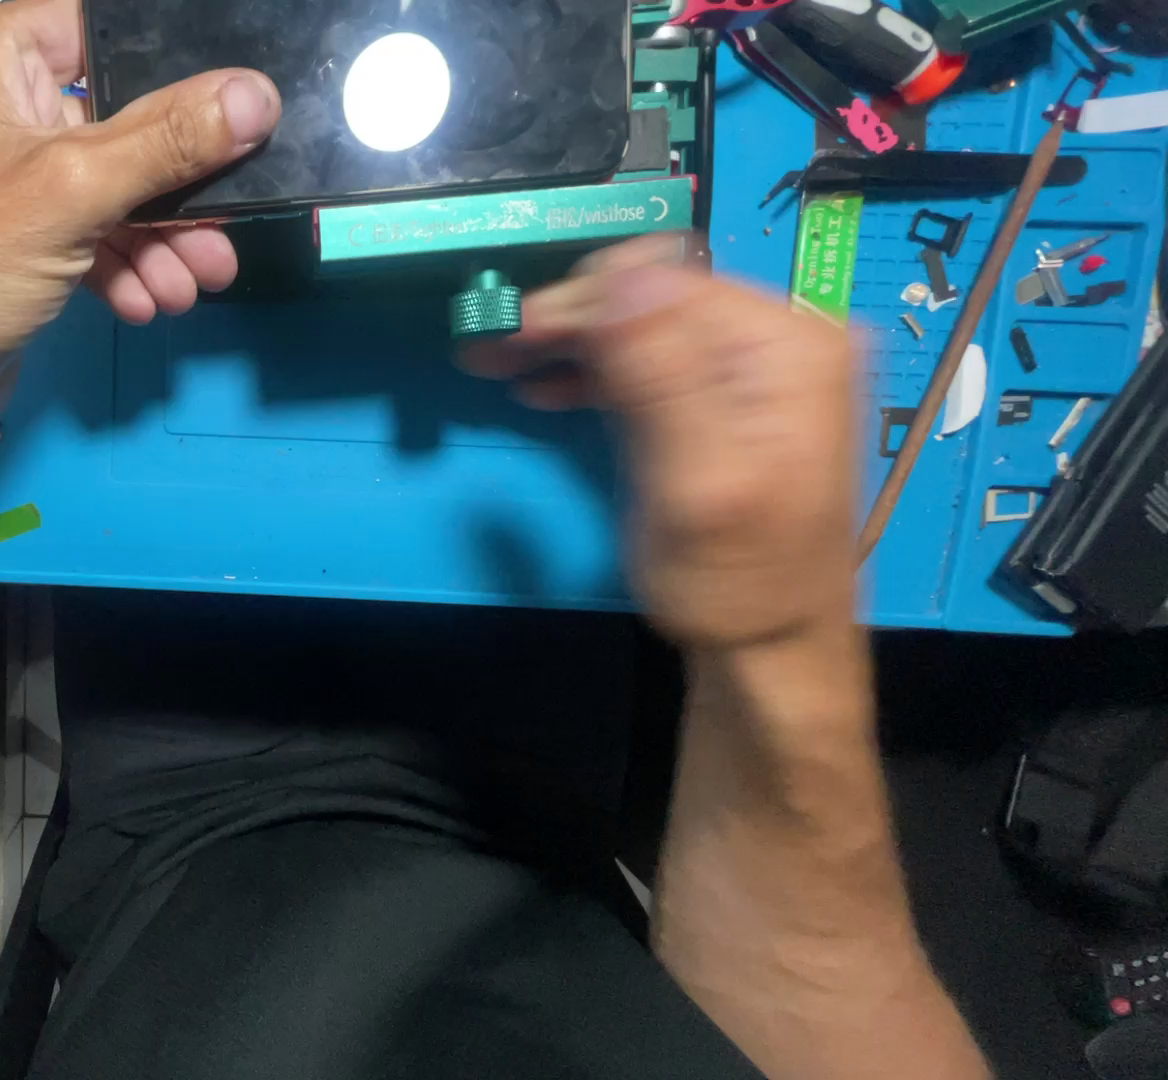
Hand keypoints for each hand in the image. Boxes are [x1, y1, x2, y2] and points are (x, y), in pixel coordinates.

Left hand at [0, 0, 279, 464]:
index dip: (169, 69)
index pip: (103, 35)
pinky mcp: (25, 245)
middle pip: (123, 128)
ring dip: (160, 245)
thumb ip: (165, 143)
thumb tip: (258, 95)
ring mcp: (16, 185)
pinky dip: (123, 271)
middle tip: (224, 236)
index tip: (231, 114)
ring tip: (192, 289)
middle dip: (178, 191)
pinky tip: (145, 305)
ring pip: (114, 196)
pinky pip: (91, 242)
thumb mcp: (69, 194)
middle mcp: (7, 114)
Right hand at [459, 236, 861, 648]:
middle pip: (648, 294)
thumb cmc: (730, 578)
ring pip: (638, 324)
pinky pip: (643, 362)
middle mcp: (772, 343)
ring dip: (564, 341)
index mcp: (781, 348)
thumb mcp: (694, 485)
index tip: (506, 331)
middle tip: (488, 345)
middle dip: (564, 316)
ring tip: (496, 360)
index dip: (577, 300)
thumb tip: (615, 282)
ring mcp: (745, 372)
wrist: (769, 642)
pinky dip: (587, 370)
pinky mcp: (715, 401)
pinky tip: (542, 387)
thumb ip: (663, 378)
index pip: (662, 281)